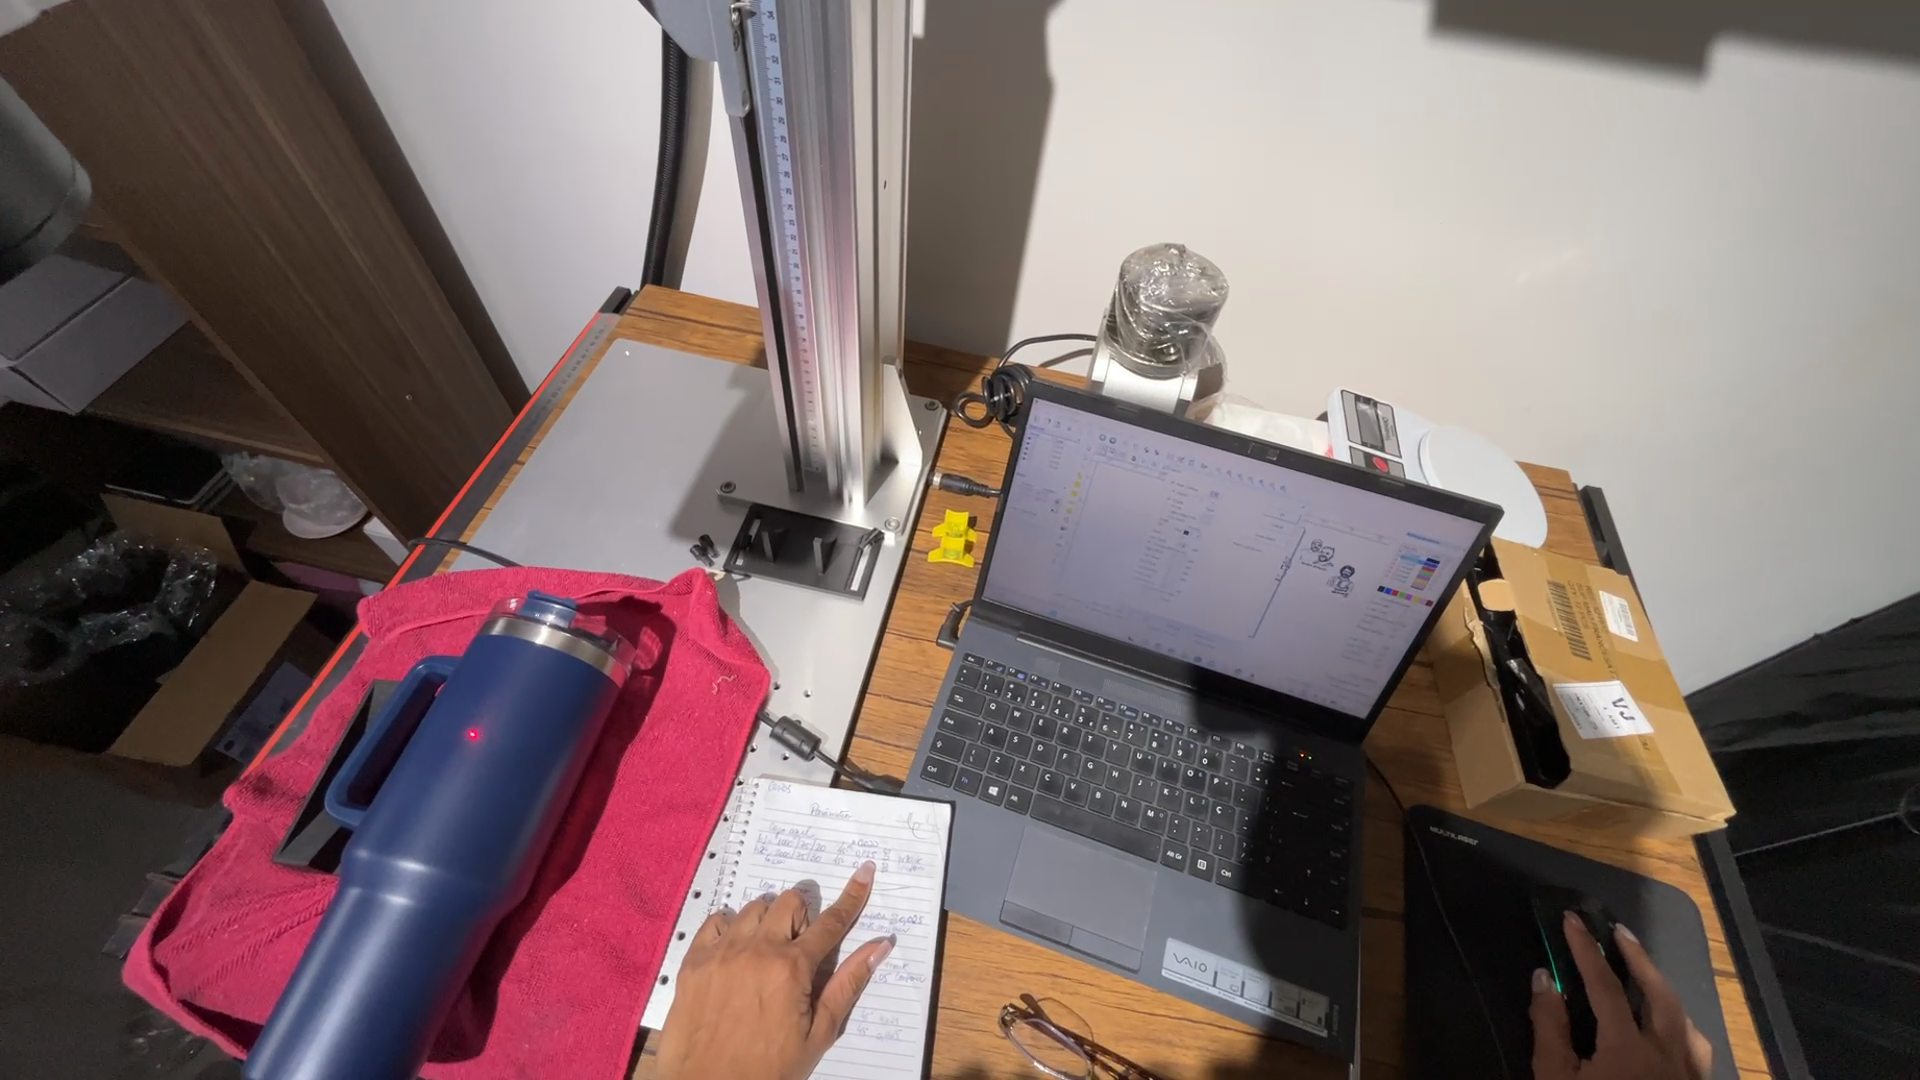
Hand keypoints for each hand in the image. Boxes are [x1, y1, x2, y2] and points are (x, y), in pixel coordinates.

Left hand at [657, 861, 894, 1079]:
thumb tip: (880, 945)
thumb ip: (848, 984)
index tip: (865, 871)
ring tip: (763, 954)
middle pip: (789, 901)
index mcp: (792, 968)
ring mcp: (723, 952)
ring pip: (754, 907)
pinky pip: (716, 919)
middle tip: (796, 949)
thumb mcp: (817, 1035)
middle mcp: (758, 949)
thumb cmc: (768, 1070)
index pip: (831, 922)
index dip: (852, 896)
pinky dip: (729, 928)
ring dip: (766, 922)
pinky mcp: (694, 961)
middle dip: (800, 918)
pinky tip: (734, 953)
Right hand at [1530, 912, 1712, 1079]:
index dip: (1585, 948)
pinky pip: (1696, 1050)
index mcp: (1629, 1049)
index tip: (1570, 919)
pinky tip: (1667, 1029)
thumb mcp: (1554, 1077)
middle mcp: (1669, 1057)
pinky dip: (1679, 1026)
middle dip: (1638, 958)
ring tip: (1644, 975)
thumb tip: (1544, 976)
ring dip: (1663, 991)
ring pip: (1687, 1024)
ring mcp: (1691, 1078)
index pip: (1604, 984)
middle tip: (1618, 931)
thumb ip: (1549, 1025)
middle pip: (1660, 996)